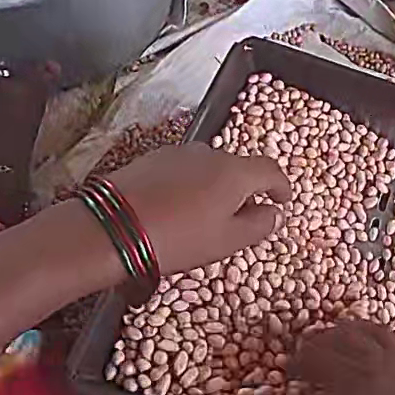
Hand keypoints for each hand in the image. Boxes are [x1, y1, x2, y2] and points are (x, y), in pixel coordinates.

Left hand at [104, 142, 291, 275]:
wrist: (112, 227)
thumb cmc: (177, 238)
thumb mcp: (226, 241)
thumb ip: (258, 225)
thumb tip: (273, 212)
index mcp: (234, 172)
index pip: (270, 170)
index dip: (281, 186)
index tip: (282, 200)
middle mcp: (209, 153)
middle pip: (237, 168)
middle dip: (244, 191)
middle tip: (240, 218)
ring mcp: (178, 153)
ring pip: (208, 169)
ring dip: (214, 188)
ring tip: (204, 217)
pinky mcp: (151, 158)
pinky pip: (183, 171)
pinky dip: (189, 186)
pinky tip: (177, 208)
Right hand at [274, 320, 394, 394]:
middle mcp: (360, 380)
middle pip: (311, 358)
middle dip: (293, 370)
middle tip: (291, 380)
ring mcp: (382, 362)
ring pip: (337, 336)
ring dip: (317, 344)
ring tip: (311, 354)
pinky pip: (371, 330)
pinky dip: (353, 330)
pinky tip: (345, 336)